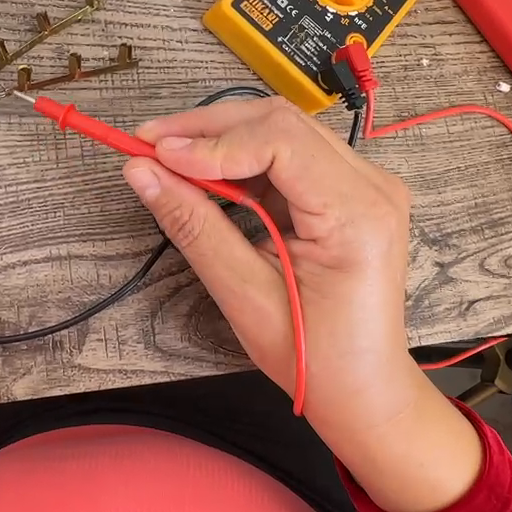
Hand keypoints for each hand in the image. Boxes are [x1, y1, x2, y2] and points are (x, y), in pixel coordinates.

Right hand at [122, 99, 481, 511]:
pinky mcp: (347, 189)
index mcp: (358, 214)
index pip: (280, 142)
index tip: (154, 154)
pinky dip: (238, 156)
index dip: (212, 141)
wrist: (365, 389)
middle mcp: (371, 185)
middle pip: (279, 122)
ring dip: (219, 137)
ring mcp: (364, 183)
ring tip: (166, 155)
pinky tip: (203, 172)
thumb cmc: (312, 357)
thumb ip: (193, 225)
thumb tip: (140, 172)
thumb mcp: (243, 294)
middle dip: (207, 128)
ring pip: (280, 129)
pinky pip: (286, 152)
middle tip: (147, 143)